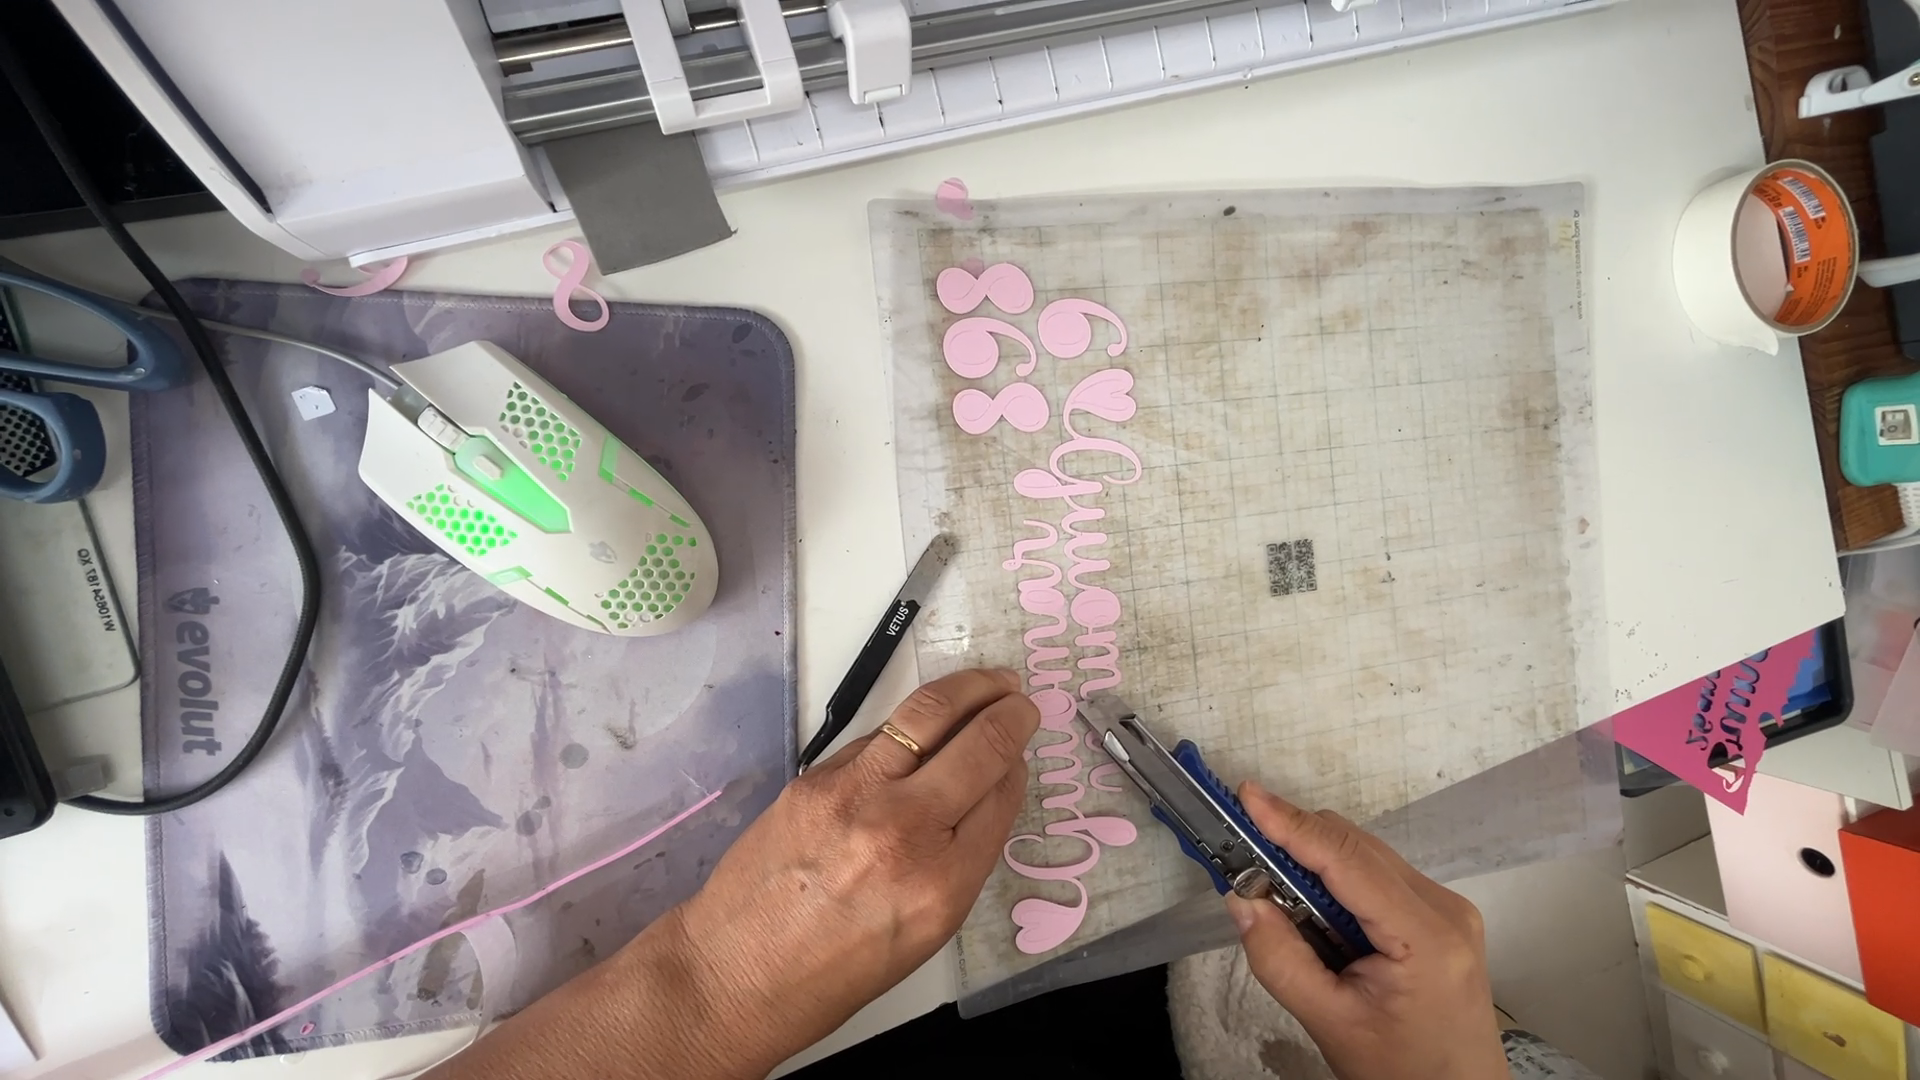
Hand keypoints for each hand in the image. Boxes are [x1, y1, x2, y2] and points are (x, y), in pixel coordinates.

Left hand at [427, 669, 1038, 1079]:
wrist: (733, 971)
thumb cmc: (837, 970)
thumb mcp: (925, 931)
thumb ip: (964, 855)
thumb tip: (991, 787)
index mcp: (942, 885)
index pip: (1001, 797)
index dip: (1017, 763)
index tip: (1022, 747)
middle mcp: (905, 830)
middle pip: (979, 747)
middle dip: (1010, 715)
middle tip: (1022, 700)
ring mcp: (856, 794)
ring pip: (929, 715)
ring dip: (971, 688)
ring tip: (993, 680)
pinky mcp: (817, 775)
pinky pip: (881, 735)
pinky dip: (914, 722)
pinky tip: (930, 718)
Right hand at [1225, 783, 1505, 1079]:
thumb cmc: (1400, 1073)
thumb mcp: (1330, 1023)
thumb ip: (1280, 959)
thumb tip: (1240, 898)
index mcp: (1425, 936)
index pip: (1347, 860)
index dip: (1293, 823)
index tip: (1246, 796)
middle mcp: (1442, 906)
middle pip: (1352, 845)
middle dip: (1294, 838)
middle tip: (1242, 850)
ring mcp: (1444, 906)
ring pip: (1359, 851)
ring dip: (1310, 857)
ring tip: (1271, 884)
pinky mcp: (1436, 912)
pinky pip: (1370, 869)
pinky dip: (1330, 873)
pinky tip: (1308, 902)